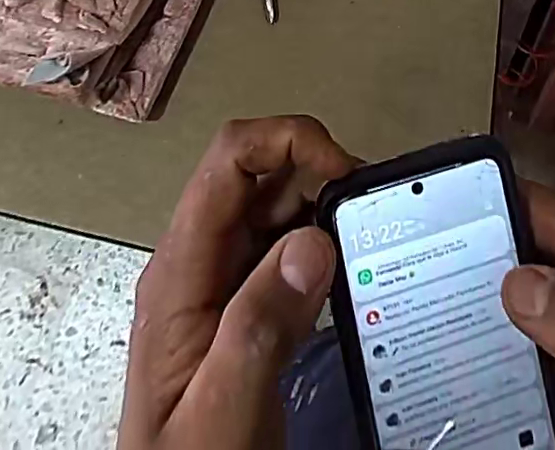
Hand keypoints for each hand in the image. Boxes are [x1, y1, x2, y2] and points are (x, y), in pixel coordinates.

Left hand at [119, 116, 356, 449]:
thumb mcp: (222, 413)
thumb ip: (261, 328)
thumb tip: (313, 240)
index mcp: (182, 271)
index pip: (229, 160)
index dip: (289, 141)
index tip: (344, 173)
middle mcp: (204, 257)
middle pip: (263, 172)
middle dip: (321, 172)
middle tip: (372, 207)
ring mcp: (228, 273)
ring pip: (283, 200)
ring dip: (330, 202)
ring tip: (371, 231)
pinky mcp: (254, 292)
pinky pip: (296, 236)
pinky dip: (331, 232)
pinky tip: (356, 259)